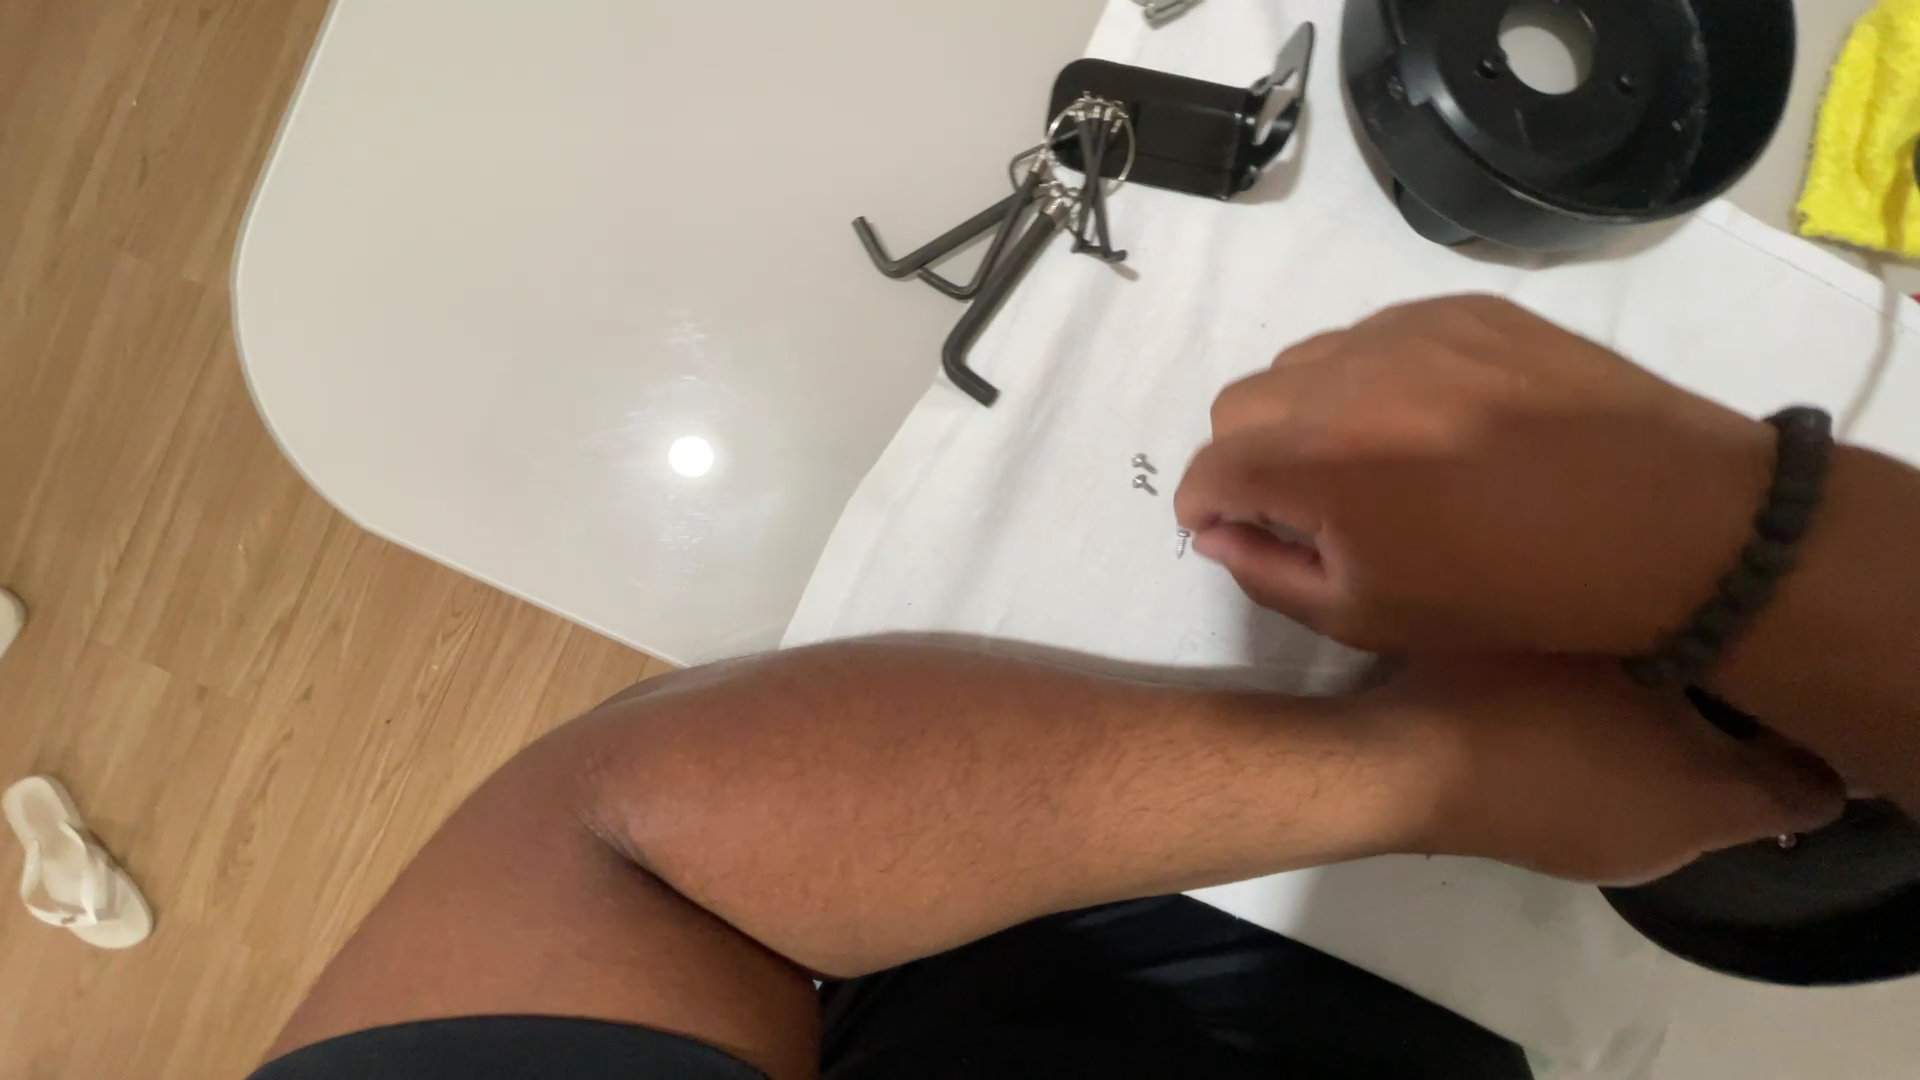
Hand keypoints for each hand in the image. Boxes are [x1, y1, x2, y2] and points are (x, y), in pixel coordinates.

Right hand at [1175, 295, 1774, 654]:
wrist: (1671, 526)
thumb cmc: (1504, 591)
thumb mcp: (1362, 616)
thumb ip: (1264, 574)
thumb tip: (1215, 533)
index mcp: (1317, 465)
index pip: (1208, 471)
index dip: (1202, 507)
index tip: (1223, 526)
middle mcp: (1343, 382)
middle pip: (1235, 405)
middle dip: (1241, 456)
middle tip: (1293, 495)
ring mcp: (1402, 334)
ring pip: (1294, 364)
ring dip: (1296, 412)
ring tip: (1355, 451)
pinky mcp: (1456, 310)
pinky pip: (1363, 336)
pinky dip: (1358, 379)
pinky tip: (1412, 416)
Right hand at [1372, 659, 1844, 885]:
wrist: (1399, 766)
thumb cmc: (1507, 702)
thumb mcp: (1592, 651)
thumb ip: (1657, 643)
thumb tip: (1684, 628)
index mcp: (1712, 800)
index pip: (1812, 788)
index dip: (1791, 735)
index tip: (1747, 682)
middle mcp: (1673, 847)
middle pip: (1722, 792)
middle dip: (1699, 736)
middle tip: (1650, 672)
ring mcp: (1597, 856)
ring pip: (1647, 800)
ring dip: (1629, 754)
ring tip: (1573, 698)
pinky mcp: (1534, 852)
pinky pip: (1585, 808)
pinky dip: (1573, 772)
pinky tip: (1518, 730)